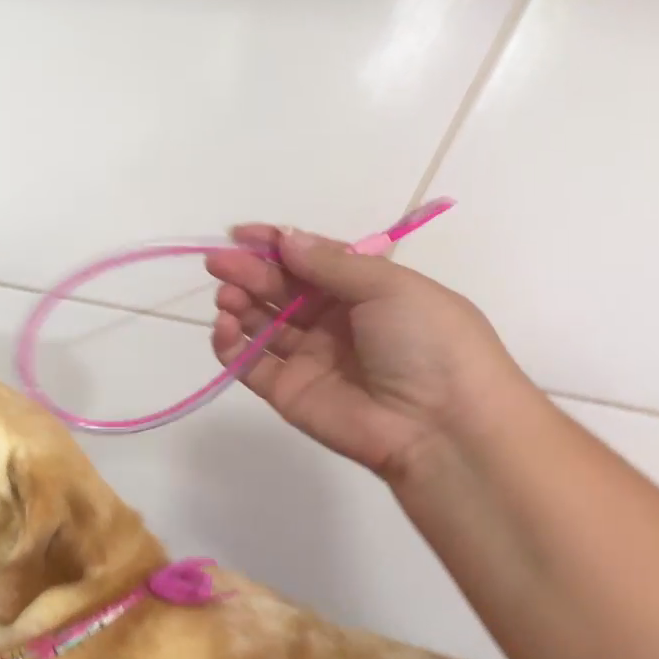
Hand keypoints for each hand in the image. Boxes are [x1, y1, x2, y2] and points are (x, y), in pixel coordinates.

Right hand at [205, 225, 526, 481]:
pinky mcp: (283, 389)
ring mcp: (306, 356)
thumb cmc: (430, 343)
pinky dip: (230, 343)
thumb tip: (286, 240)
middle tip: (218, 263)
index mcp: (367, 291)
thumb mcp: (391, 288)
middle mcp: (334, 321)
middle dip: (249, 272)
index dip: (278, 245)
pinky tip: (225, 325)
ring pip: (260, 323)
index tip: (242, 234)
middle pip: (281, 290)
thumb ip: (332, 264)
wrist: (440, 423)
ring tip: (226, 295)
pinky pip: (247, 362)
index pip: (313, 261)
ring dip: (239, 304)